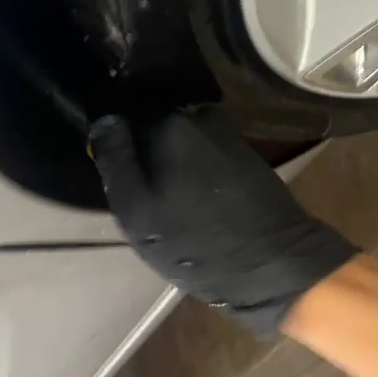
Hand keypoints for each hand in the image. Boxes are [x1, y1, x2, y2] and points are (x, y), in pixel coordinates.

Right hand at [89, 109, 357, 336]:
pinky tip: (192, 196)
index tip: (113, 172)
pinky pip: (204, 152)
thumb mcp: (138, 211)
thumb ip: (116, 161)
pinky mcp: (244, 152)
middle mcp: (201, 116)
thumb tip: (104, 121)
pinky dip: (194, 169)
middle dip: (144, 153)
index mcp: (170, 123)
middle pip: (155, 128)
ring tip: (167, 199)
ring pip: (180, 141)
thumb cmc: (197, 241)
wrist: (273, 260)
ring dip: (171, 162)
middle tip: (140, 194)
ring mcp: (227, 132)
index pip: (125, 119)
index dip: (115, 145)